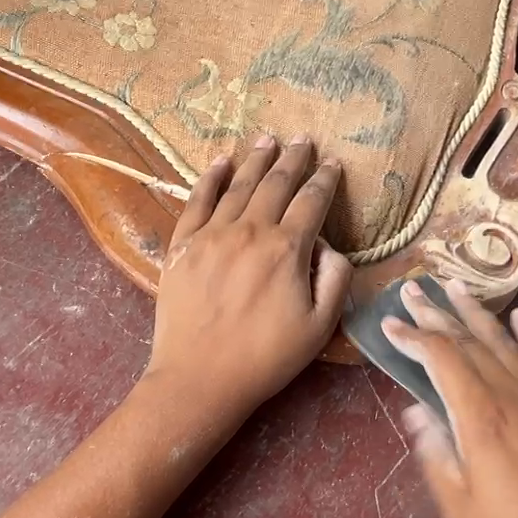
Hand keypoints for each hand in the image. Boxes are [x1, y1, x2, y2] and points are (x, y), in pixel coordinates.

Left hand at [143, 135, 351, 427]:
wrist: (199, 379)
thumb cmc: (265, 358)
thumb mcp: (319, 327)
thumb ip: (335, 279)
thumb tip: (329, 246)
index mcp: (286, 249)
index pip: (311, 202)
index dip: (325, 180)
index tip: (333, 163)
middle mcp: (250, 230)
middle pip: (276, 184)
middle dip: (293, 159)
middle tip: (303, 139)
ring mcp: (212, 234)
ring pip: (239, 185)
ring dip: (257, 159)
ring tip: (268, 139)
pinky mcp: (182, 245)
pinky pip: (197, 200)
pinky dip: (210, 177)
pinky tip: (221, 161)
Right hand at [384, 282, 517, 517]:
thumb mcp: (458, 507)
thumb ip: (435, 451)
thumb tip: (416, 409)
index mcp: (480, 416)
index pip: (441, 358)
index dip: (412, 337)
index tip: (388, 324)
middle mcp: (512, 395)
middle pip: (469, 341)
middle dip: (436, 314)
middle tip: (411, 289)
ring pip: (504, 342)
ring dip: (476, 312)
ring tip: (455, 286)